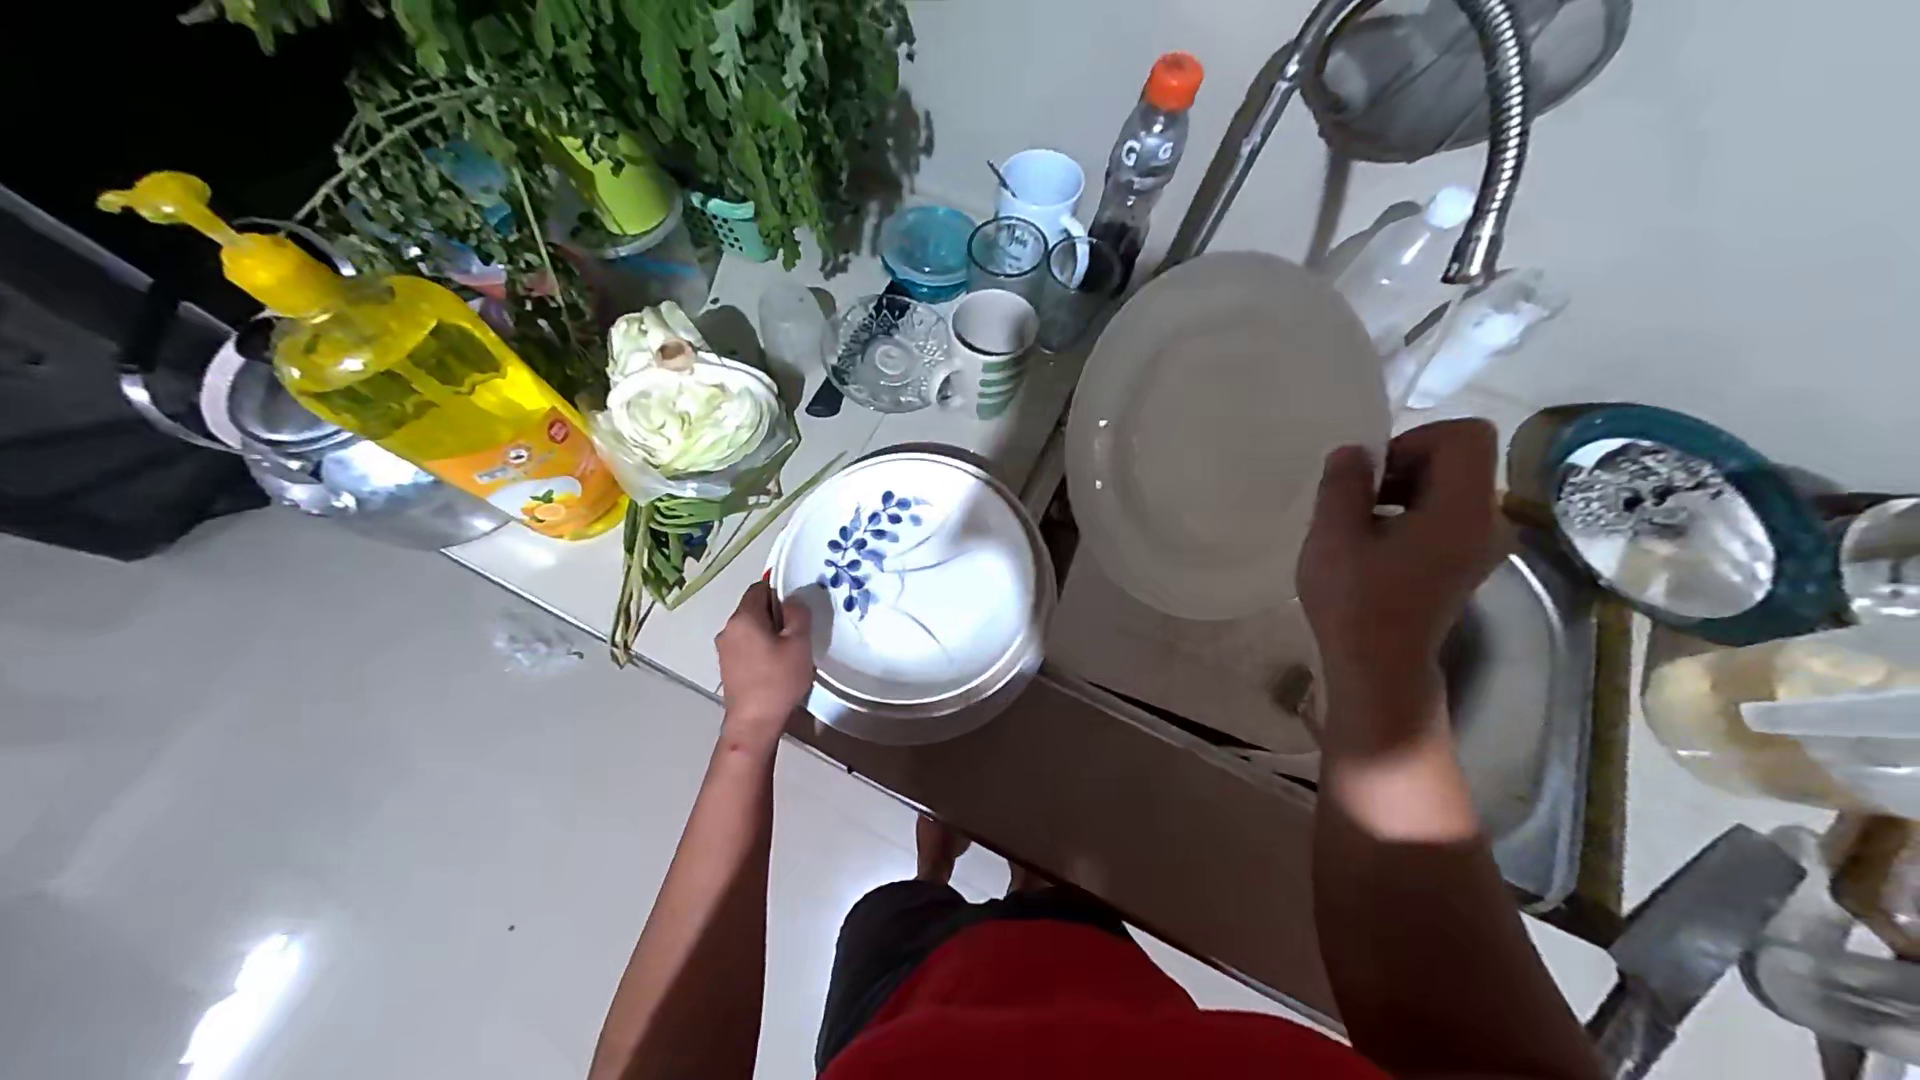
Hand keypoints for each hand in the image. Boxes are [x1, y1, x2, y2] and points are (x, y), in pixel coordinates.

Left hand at [714, 580, 814, 745]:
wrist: (754, 722)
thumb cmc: (779, 679)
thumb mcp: (799, 642)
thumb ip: (798, 613)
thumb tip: (792, 601)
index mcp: (743, 617)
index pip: (759, 587)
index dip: (780, 592)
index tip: (797, 608)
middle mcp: (728, 629)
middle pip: (753, 608)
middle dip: (775, 614)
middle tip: (798, 630)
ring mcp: (724, 649)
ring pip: (750, 628)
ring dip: (768, 632)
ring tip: (789, 650)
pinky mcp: (727, 667)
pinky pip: (746, 645)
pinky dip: (760, 648)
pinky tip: (775, 665)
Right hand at [1297, 420, 1506, 686]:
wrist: (1378, 669)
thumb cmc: (1356, 602)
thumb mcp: (1333, 536)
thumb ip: (1343, 484)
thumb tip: (1354, 452)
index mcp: (1464, 509)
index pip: (1463, 435)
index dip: (1414, 440)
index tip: (1372, 475)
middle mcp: (1488, 521)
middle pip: (1457, 460)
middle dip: (1402, 465)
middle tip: (1356, 499)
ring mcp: (1480, 545)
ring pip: (1448, 487)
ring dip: (1401, 490)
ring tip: (1358, 522)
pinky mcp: (1464, 563)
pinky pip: (1444, 515)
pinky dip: (1408, 513)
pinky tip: (1372, 543)